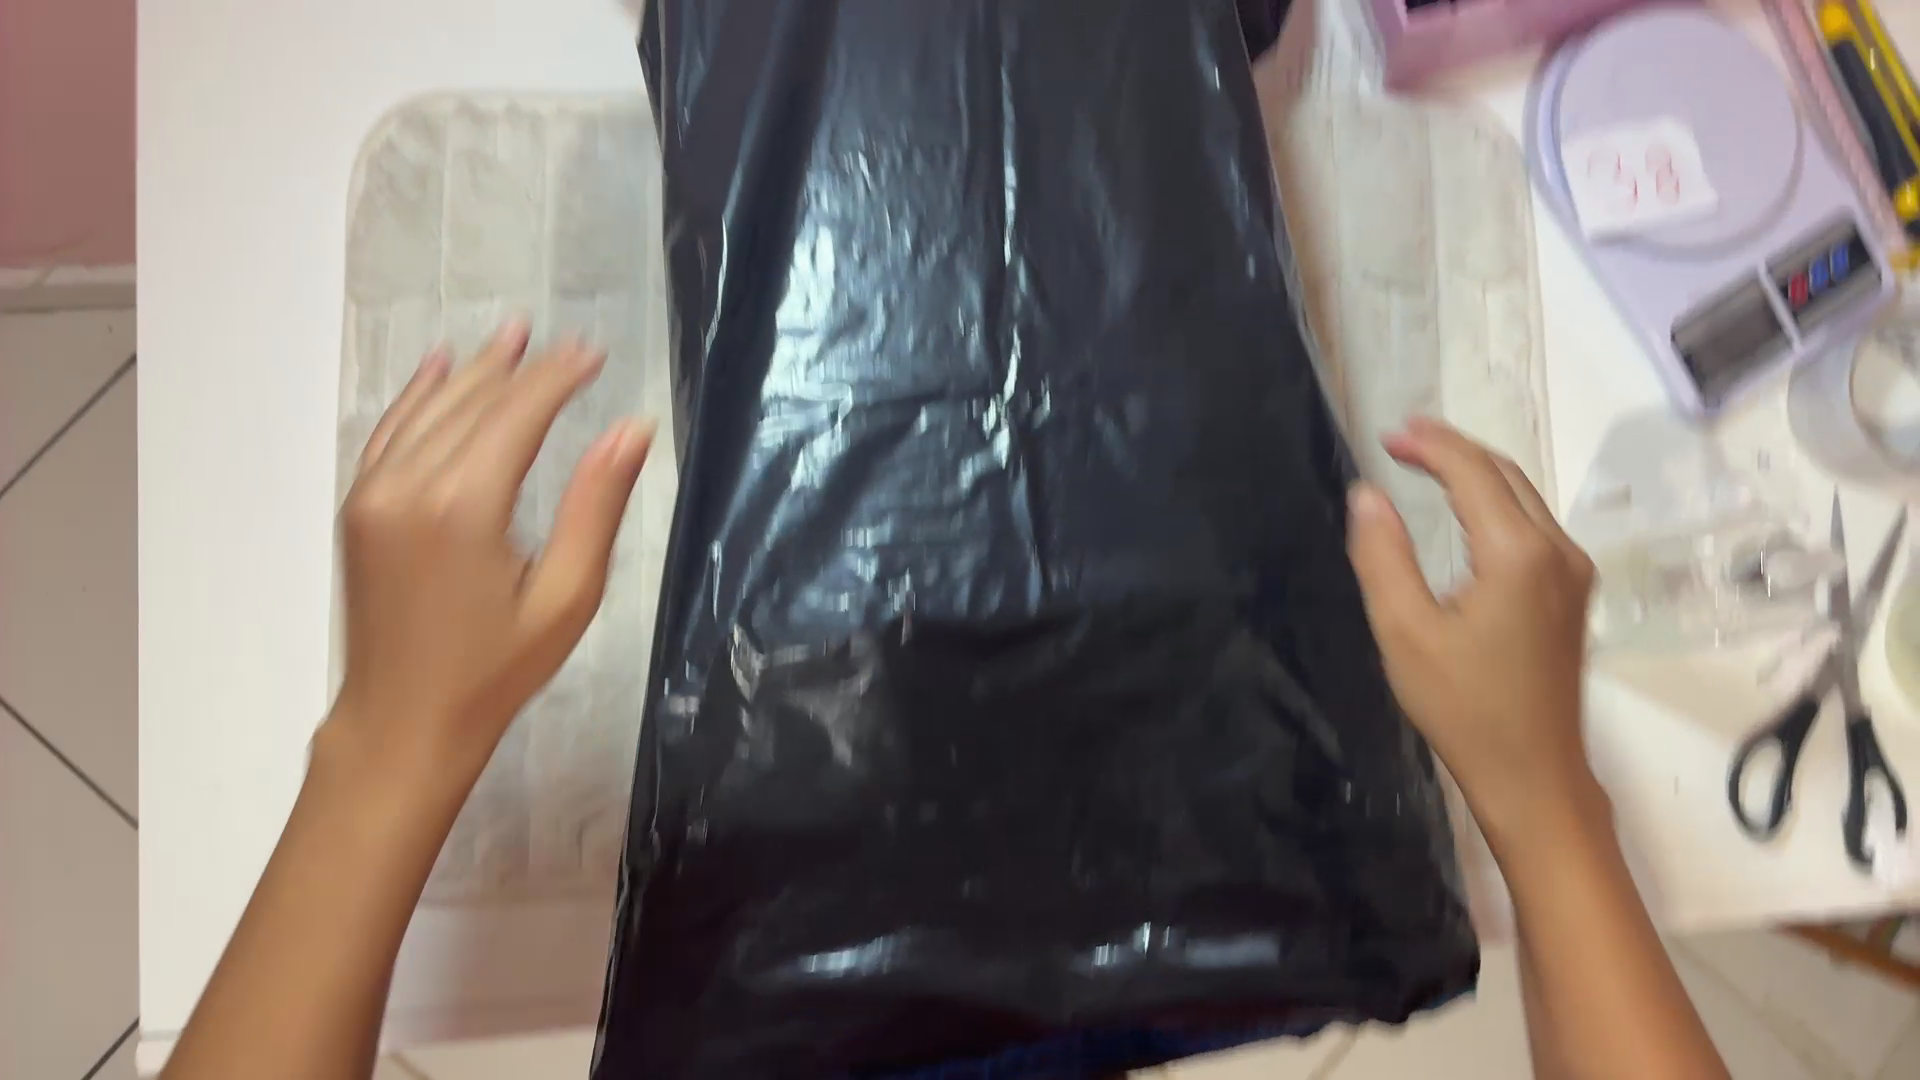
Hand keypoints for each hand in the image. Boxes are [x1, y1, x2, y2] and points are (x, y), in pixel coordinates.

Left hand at [322, 318, 655, 781]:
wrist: (404, 722)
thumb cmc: (501, 666)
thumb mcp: (569, 593)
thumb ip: (596, 505)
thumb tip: (633, 429)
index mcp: (464, 505)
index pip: (518, 415)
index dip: (559, 378)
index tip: (594, 351)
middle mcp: (408, 484)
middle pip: (473, 404)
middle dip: (524, 368)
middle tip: (565, 339)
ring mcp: (372, 494)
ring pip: (429, 411)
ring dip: (474, 370)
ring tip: (511, 334)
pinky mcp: (358, 508)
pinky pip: (390, 433)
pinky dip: (418, 395)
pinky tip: (439, 368)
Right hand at [1345, 417, 1600, 848]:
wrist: (1531, 771)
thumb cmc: (1460, 703)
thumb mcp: (1403, 629)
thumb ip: (1382, 555)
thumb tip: (1366, 494)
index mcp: (1518, 555)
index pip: (1473, 474)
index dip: (1430, 445)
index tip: (1387, 434)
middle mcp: (1557, 552)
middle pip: (1506, 475)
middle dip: (1452, 448)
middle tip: (1399, 440)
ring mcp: (1571, 573)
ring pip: (1522, 497)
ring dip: (1473, 472)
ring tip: (1422, 462)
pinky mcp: (1569, 593)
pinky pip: (1530, 524)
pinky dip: (1491, 500)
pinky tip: (1463, 507)